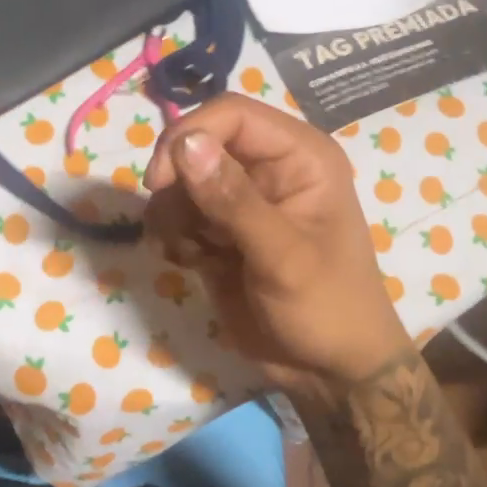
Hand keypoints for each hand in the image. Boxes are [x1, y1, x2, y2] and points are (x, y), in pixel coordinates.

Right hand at [143, 95, 408, 397]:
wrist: (327, 372)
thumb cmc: (325, 308)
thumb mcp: (282, 256)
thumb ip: (232, 200)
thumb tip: (184, 144)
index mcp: (299, 156)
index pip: (230, 114)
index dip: (188, 137)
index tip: (159, 181)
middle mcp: (268, 169)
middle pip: (197, 145)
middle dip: (175, 184)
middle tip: (172, 226)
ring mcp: (241, 202)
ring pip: (180, 182)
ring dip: (172, 216)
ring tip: (194, 253)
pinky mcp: (220, 232)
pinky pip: (178, 215)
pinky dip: (175, 238)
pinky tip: (194, 264)